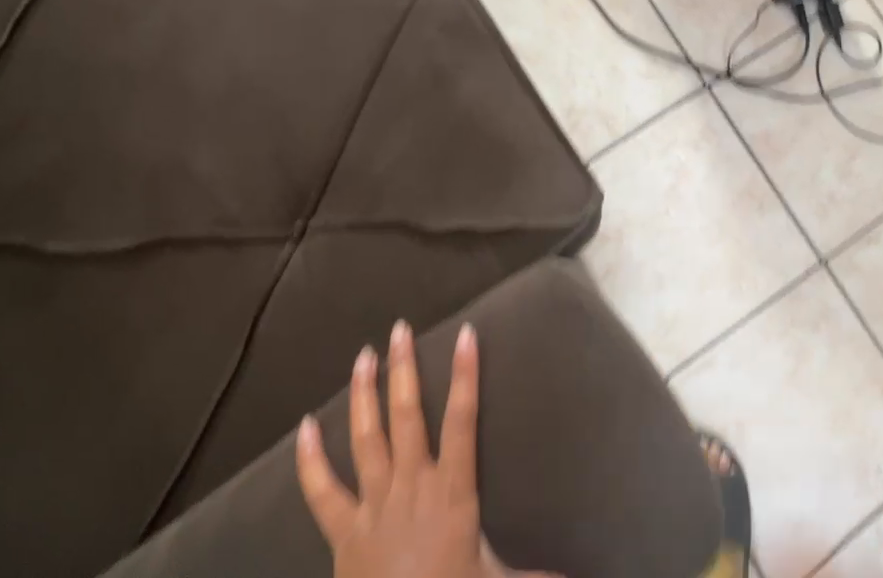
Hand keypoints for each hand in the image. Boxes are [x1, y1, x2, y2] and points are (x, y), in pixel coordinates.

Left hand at [295, 321, 556, 577]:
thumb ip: (536, 573)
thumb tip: (577, 574)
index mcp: (452, 491)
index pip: (462, 420)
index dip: (465, 375)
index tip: (466, 334)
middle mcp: (412, 485)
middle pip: (407, 415)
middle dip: (404, 369)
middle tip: (400, 328)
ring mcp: (373, 504)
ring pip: (366, 438)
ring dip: (364, 394)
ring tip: (364, 355)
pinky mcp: (342, 530)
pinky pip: (321, 490)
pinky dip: (310, 458)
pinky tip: (304, 425)